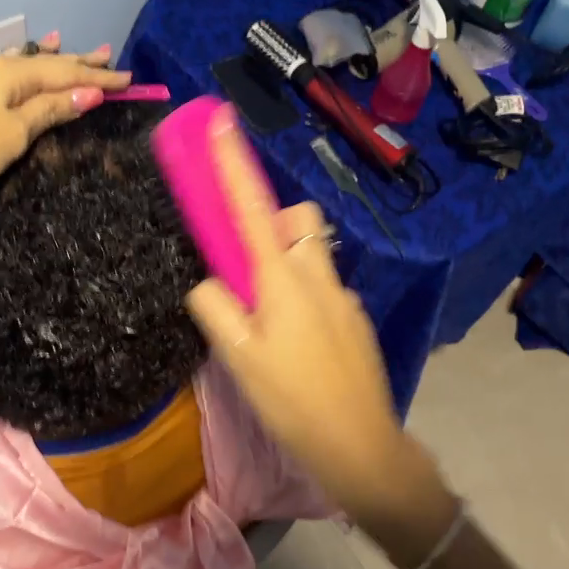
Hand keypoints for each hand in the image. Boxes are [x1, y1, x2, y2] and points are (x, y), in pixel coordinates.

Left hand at [0, 39, 130, 244]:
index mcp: (7, 73)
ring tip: (67, 47)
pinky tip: (17, 67)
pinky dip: (20, 72)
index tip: (128, 78)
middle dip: (75, 61)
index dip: (96, 77)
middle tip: (106, 54)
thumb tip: (88, 94)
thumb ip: (48, 111)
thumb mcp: (11, 136)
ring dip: (47, 62)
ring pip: (19, 66)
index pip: (63, 72)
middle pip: (41, 62)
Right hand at [182, 107, 418, 509]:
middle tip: (247, 267)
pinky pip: (323, 289)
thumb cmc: (292, 400)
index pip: (252, 208)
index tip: (221, 122)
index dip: (234, 164)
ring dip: (286, 266)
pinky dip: (303, 299)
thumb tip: (209, 282)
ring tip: (268, 322)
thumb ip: (214, 307)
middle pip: (297, 221)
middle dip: (272, 224)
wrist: (360, 445)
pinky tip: (297, 350)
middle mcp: (318, 277)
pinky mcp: (355, 320)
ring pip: (311, 256)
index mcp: (284, 280)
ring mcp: (342, 297)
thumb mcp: (237, 358)